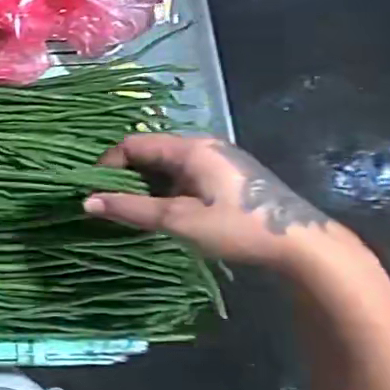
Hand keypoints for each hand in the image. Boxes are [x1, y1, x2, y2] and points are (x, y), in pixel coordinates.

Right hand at [84, 133, 340, 270]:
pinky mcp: (226, 178)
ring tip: (134, 216)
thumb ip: (131, 209)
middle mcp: (202, 146)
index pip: (133, 143)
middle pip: (148, 153)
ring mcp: (217, 161)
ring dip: (144, 188)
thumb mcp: (180, 220)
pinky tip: (164, 217)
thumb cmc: (238, 227)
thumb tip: (86, 202)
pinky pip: (182, 177)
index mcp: (190, 147)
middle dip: (124, 178)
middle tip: (110, 208)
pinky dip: (165, 193)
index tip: (94, 194)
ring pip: (165, 168)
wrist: (303, 245)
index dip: (107, 166)